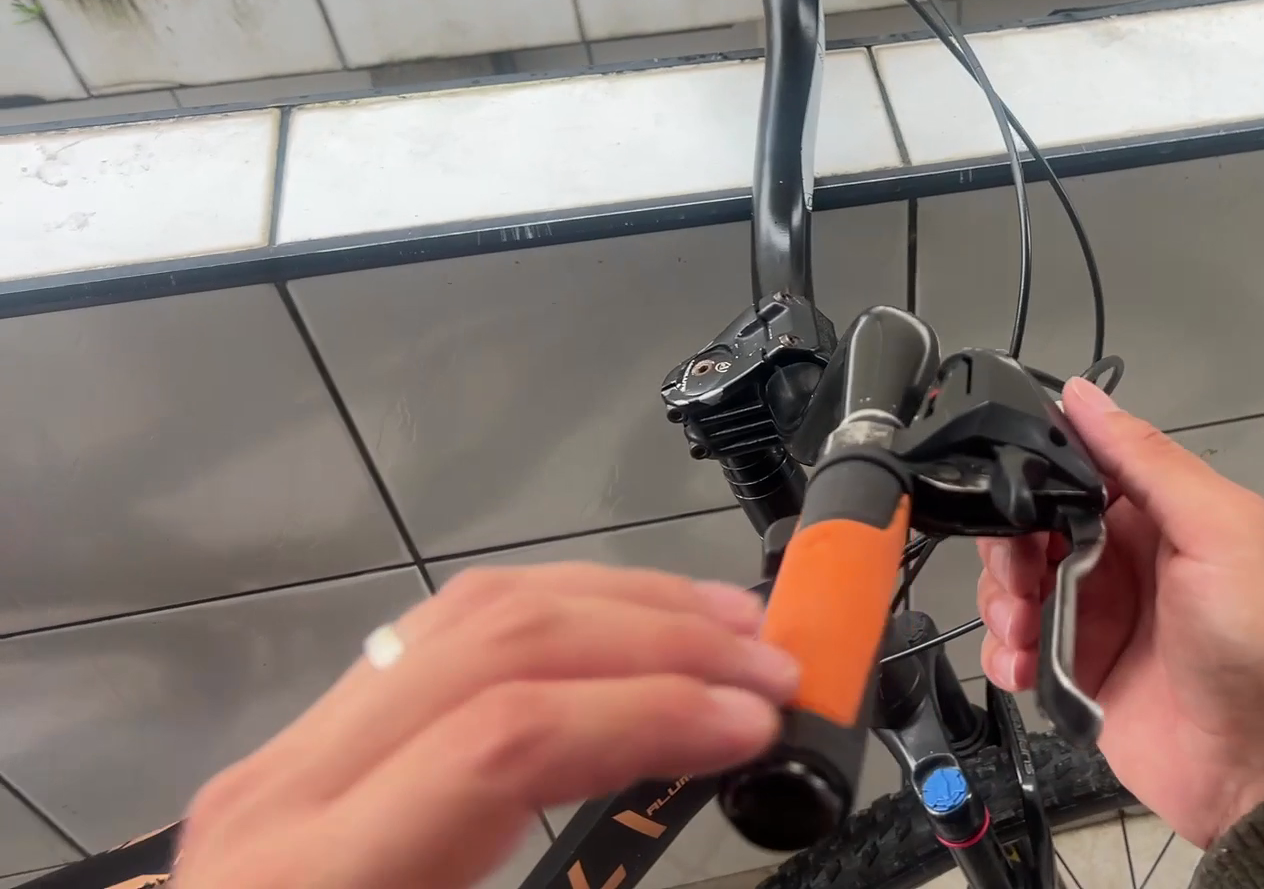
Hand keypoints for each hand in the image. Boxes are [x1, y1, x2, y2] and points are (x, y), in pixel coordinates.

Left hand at [173, 564, 797, 888]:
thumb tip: (714, 775)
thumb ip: (595, 868)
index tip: (756, 724)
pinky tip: (644, 616)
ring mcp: (310, 731)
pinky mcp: (341, 711)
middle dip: (668, 642)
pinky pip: (475, 615)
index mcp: (312, 878)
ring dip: (637, 604)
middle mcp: (294, 782)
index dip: (650, 714)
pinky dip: (582, 602)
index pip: (505, 740)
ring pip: (496, 604)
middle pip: (511, 643)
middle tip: (770, 666)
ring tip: (732, 623)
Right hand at [977, 379, 1263, 846]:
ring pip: (1014, 580)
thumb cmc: (1257, 638)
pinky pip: (1014, 643)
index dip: (1035, 470)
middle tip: (1018, 576)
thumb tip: (1081, 393)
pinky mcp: (1070, 667)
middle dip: (1009, 544)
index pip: (1076, 465)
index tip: (1006, 488)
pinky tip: (1020, 664)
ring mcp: (1091, 612)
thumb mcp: (1220, 532)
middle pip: (1032, 523)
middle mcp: (1116, 553)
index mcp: (1155, 510)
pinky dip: (1003, 649)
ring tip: (1024, 630)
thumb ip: (1150, 460)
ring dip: (1002, 598)